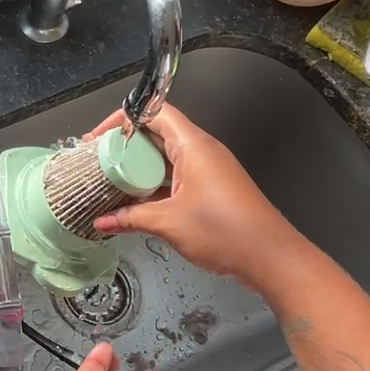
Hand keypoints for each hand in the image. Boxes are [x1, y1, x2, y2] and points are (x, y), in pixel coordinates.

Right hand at [88, 106, 302, 282]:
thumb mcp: (168, 222)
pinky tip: (135, 202)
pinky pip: (175, 177)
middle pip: (156, 134)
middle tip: (98, 161)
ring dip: (139, 168)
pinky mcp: (210, 189)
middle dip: (125, 146)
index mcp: (193, 145)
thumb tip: (103, 222)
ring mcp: (207, 170)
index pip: (153, 112)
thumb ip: (130, 217)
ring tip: (111, 182)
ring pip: (164, 158)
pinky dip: (154, 185)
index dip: (123, 119)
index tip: (99, 137)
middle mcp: (201, 151)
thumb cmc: (227, 231)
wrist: (271, 258)